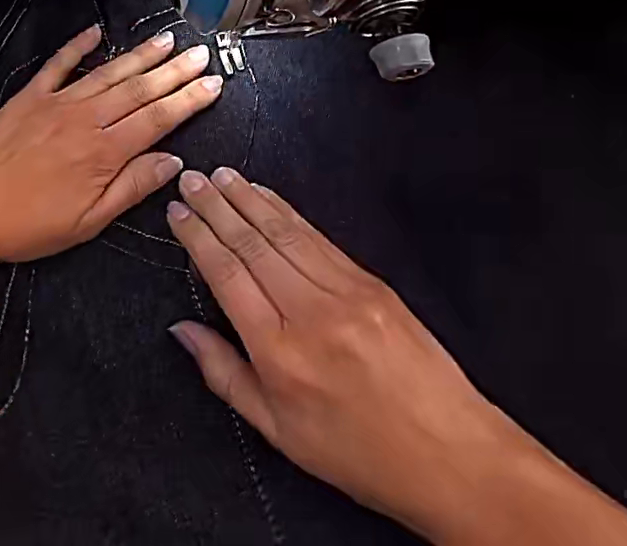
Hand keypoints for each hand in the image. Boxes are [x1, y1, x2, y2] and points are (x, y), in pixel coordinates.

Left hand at [0, 27, 221, 267]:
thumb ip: (132, 187)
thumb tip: (172, 163)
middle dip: (175, 71)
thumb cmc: (27, 225)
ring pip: (109, 73)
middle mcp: (86, 119)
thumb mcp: (87, 221)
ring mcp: (57, 103)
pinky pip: (58, 65)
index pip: (158, 119)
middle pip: (141, 90)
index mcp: (104, 151)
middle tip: (201, 54)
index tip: (212, 84)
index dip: (189, 100)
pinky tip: (95, 32)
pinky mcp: (30, 97)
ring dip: (141, 56)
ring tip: (167, 40)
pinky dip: (77, 46)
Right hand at [165, 168, 626, 545]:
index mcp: (280, 351)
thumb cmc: (357, 451)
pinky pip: (318, 237)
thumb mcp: (279, 431)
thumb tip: (181, 331)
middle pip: (253, 242)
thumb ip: (224, 373)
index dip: (198, 236)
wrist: (448, 448)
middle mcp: (310, 310)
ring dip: (250, 198)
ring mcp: (345, 288)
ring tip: (224, 175)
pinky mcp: (370, 280)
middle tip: (194, 176)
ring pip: (285, 232)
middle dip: (218, 205)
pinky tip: (269, 197)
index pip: (227, 273)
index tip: (178, 210)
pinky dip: (288, 212)